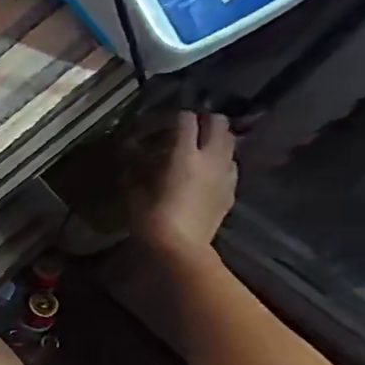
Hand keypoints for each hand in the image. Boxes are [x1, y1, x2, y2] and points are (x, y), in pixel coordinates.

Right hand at [133, 110, 237, 261]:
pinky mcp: (231, 189)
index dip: (176, 117)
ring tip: (201, 147)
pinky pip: (231, 164)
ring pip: (230, 141)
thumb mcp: (135, 195)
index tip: (165, 123)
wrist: (181, 248)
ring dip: (217, 139)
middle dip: (205, 120)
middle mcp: (209, 157)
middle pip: (218, 122)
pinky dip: (222, 161)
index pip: (186, 119)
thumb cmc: (152, 219)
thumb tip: (132, 166)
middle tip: (190, 128)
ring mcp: (225, 173)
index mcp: (183, 154)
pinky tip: (208, 172)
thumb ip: (136, 175)